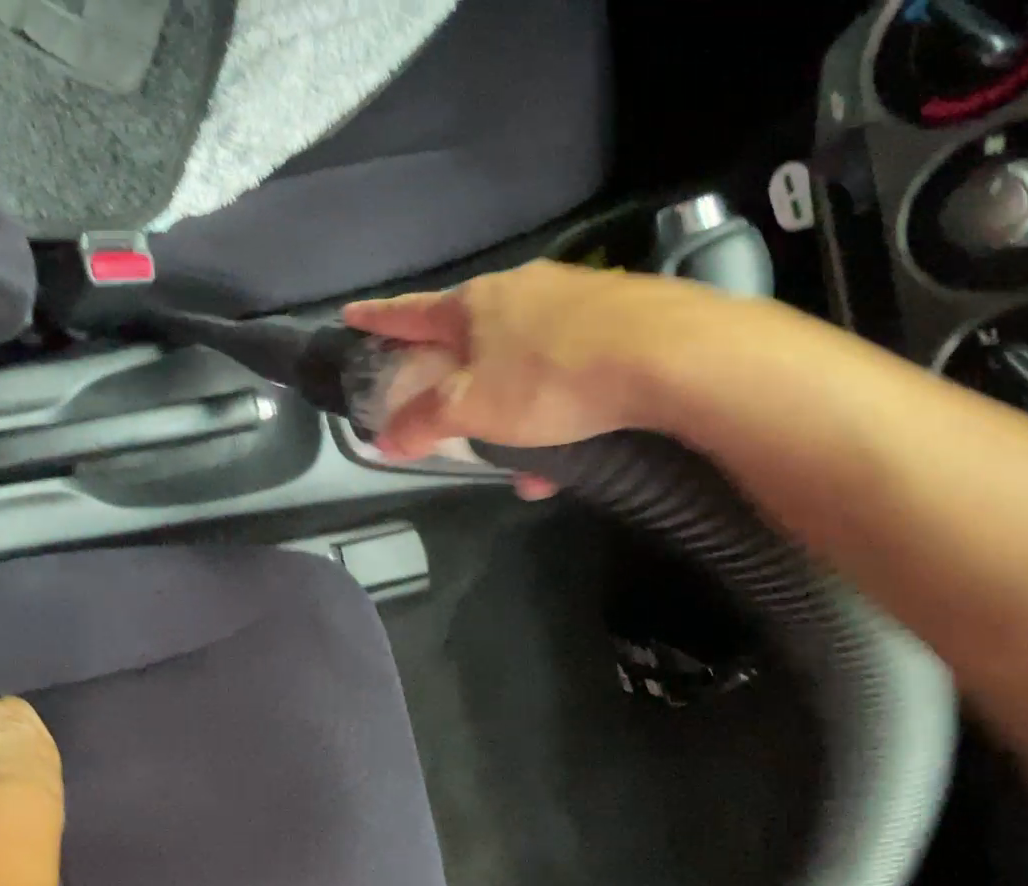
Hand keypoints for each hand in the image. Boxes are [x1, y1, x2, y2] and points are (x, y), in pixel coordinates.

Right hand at [342, 260, 733, 460]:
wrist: (677, 356)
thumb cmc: (552, 377)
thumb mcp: (474, 409)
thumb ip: (424, 423)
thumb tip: (385, 441)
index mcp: (474, 304)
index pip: (409, 312)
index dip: (376, 318)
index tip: (350, 315)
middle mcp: (520, 289)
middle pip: (471, 332)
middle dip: (456, 372)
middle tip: (447, 400)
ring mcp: (576, 295)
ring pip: (526, 354)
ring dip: (515, 402)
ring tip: (524, 455)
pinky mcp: (625, 312)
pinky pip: (572, 362)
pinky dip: (561, 402)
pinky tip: (574, 445)